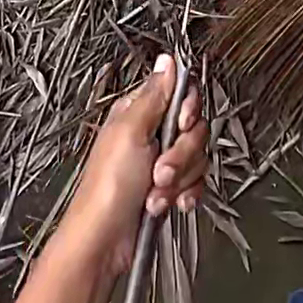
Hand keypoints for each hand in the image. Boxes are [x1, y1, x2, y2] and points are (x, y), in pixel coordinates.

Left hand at [56, 55, 206, 274]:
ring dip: (180, 179)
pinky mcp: (169, 187)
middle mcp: (150, 134)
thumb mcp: (130, 131)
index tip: (179, 125)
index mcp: (137, 112)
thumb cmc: (107, 189)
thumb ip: (154, 95)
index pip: (180, 93)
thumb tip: (167, 60)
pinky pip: (197, 182)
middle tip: (159, 168)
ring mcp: (161, 162)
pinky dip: (185, 195)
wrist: (105, 241)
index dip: (187, 110)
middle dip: (182, 154)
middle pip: (194, 128)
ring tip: (156, 191)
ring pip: (198, 157)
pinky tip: (169, 203)